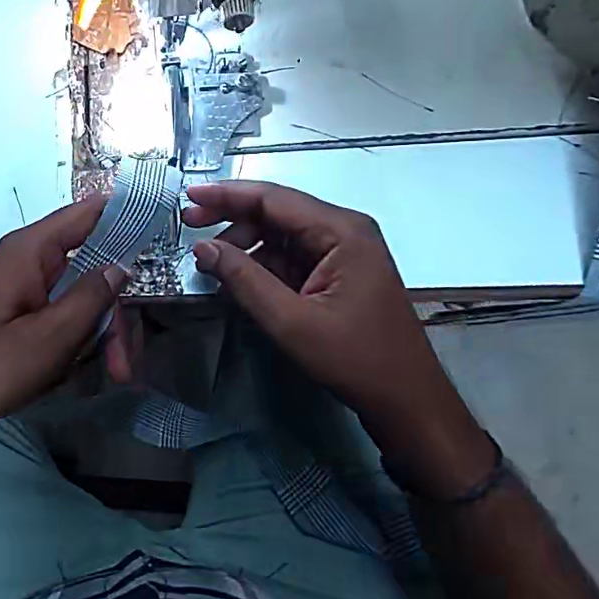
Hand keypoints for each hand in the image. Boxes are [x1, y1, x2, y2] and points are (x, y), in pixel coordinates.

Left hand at [0, 196, 129, 446]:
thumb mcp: (50, 337)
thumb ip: (91, 296)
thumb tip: (122, 263)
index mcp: (28, 251)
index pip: (85, 214)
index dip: (123, 215)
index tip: (161, 224)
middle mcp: (28, 260)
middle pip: (91, 265)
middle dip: (113, 312)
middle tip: (123, 362)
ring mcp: (24, 286)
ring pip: (81, 295)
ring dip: (99, 333)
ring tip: (109, 375)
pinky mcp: (22, 311)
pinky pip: (63, 313)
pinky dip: (78, 339)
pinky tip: (77, 371)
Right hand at [184, 181, 490, 495]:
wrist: (407, 403)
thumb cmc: (357, 360)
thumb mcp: (291, 321)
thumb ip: (244, 279)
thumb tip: (203, 248)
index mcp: (342, 231)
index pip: (273, 198)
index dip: (227, 195)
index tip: (190, 197)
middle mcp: (343, 230)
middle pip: (275, 210)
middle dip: (231, 217)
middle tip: (191, 225)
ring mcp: (342, 250)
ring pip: (279, 232)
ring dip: (244, 243)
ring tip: (212, 262)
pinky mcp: (336, 270)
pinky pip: (289, 254)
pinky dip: (260, 262)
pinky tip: (238, 278)